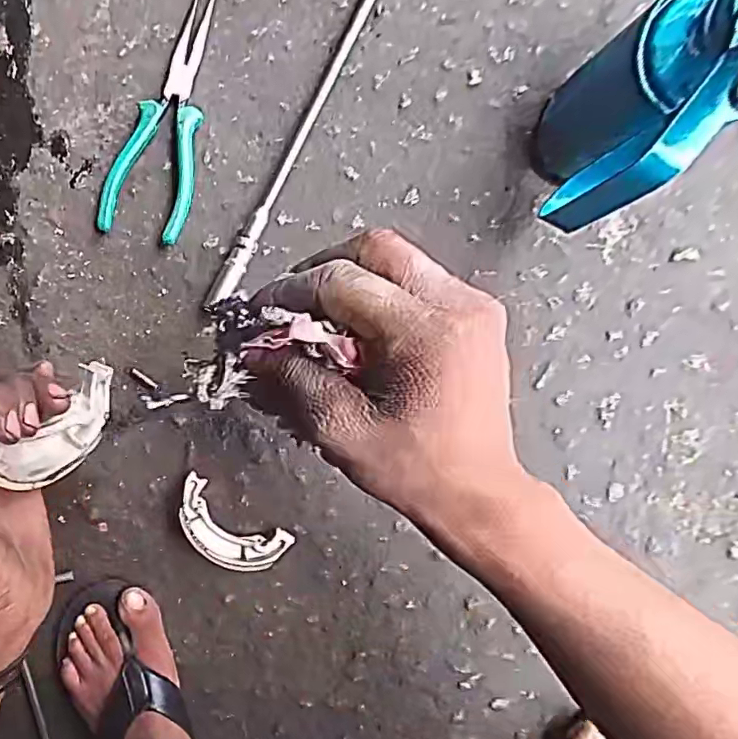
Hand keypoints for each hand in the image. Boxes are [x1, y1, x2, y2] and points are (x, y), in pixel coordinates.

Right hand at [246, 230, 531, 530]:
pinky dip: (372, 298)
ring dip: (346, 283)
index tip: (266, 310)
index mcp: (426, 332)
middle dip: (319, 270)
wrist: (474, 490)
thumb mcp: (340, 428)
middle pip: (375, 248)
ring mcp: (470, 308)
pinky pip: (412, 283)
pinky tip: (353, 336)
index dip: (291, 291)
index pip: (341, 280)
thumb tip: (262, 350)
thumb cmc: (420, 469)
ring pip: (394, 260)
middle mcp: (457, 308)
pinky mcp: (470, 318)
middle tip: (289, 304)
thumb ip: (296, 379)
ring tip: (319, 325)